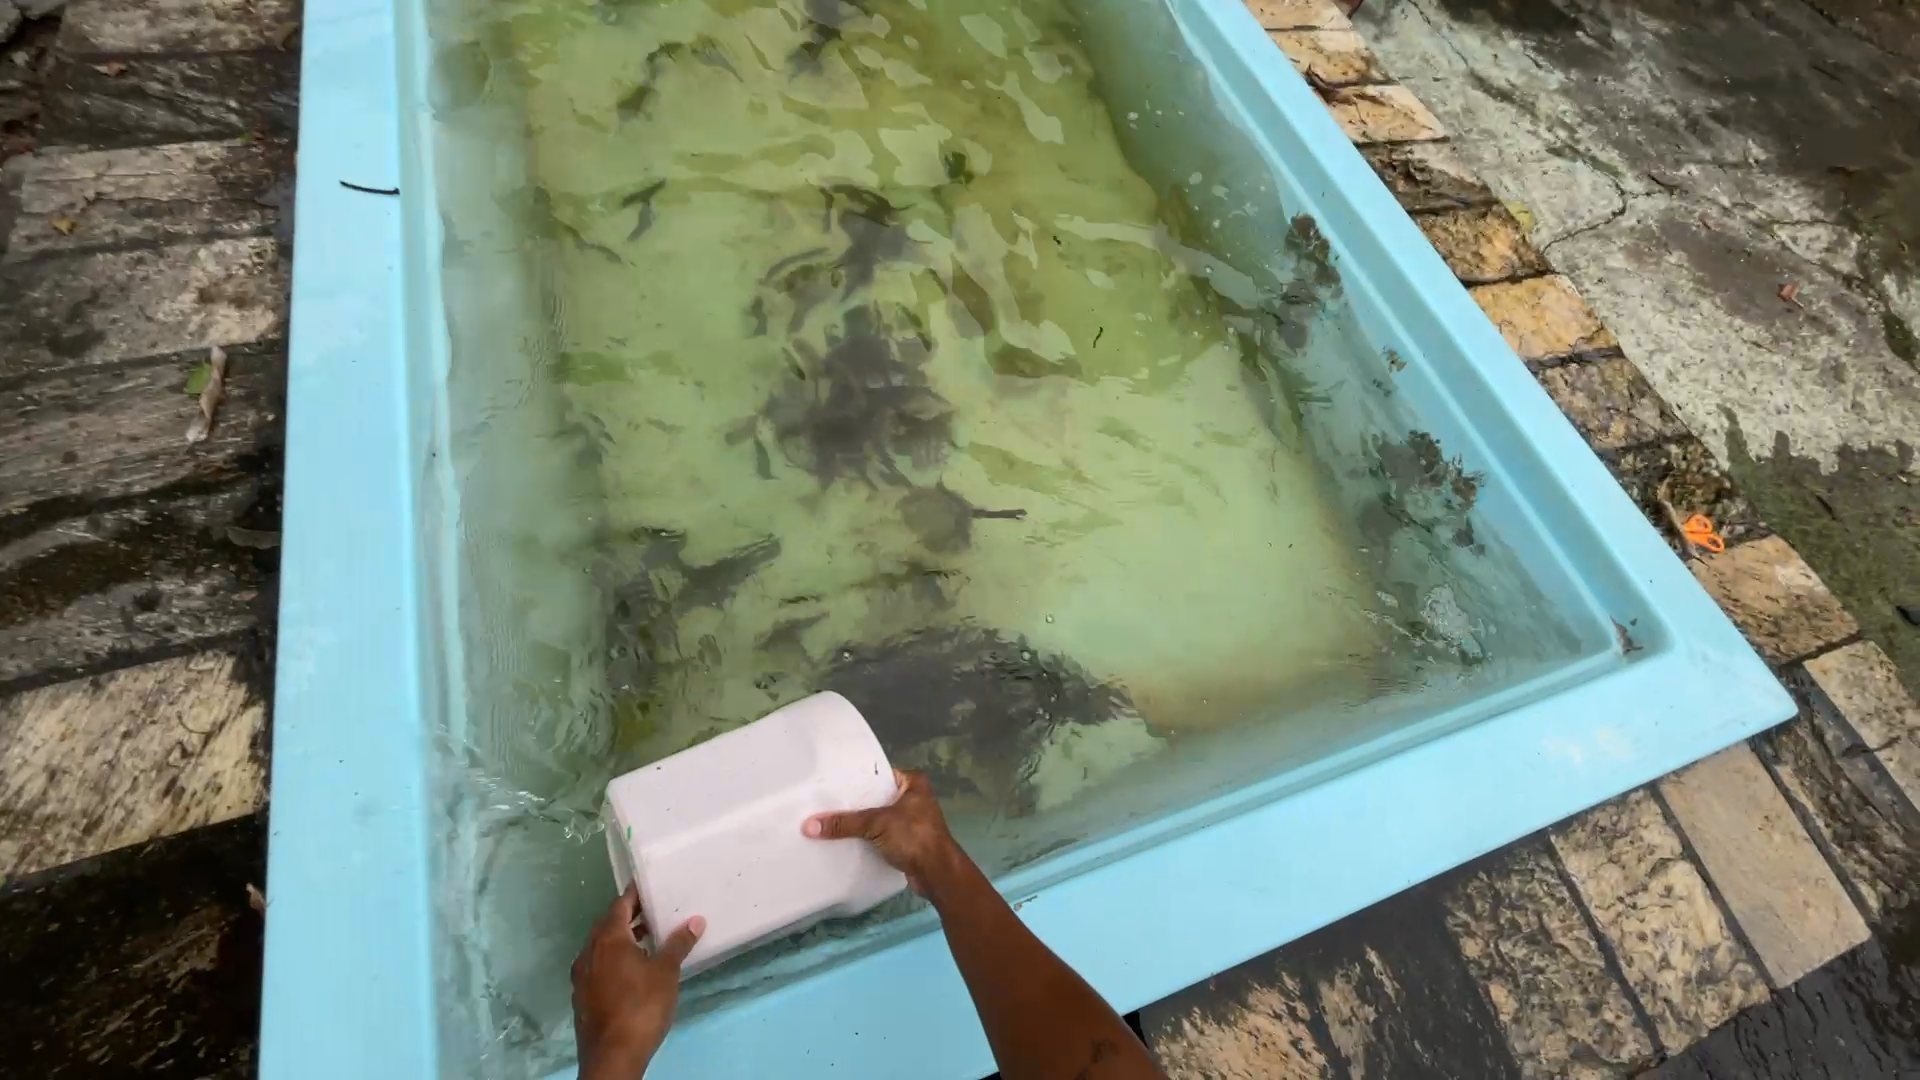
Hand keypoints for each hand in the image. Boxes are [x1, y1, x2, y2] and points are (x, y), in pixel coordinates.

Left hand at [570, 885, 704, 1079]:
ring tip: (647, 937)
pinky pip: (598, 966)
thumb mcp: (666, 972)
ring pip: (601, 947)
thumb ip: (679, 943)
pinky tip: (633, 968)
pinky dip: (613, 958)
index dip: (634, 894)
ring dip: (621, 938)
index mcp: (608, 941)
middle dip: (629, 915)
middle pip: (607, 925)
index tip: (648, 885)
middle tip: (653, 909)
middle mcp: (590, 954)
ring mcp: (582, 978)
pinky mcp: (583, 998)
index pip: (619, 906)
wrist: (612, 1059)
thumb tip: (695, 920)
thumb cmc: (641, 1007)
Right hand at [803, 769, 970, 899]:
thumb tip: (808, 826)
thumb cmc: (914, 836)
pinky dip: (867, 838)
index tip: (832, 783)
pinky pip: (881, 835)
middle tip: (826, 803)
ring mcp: (911, 820)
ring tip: (830, 821)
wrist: (937, 873)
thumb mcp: (877, 824)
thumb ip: (845, 823)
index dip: (857, 779)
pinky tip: (846, 841)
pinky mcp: (906, 841)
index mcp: (913, 782)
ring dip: (860, 823)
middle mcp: (913, 797)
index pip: (879, 774)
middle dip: (855, 803)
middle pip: (876, 797)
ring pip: (878, 817)